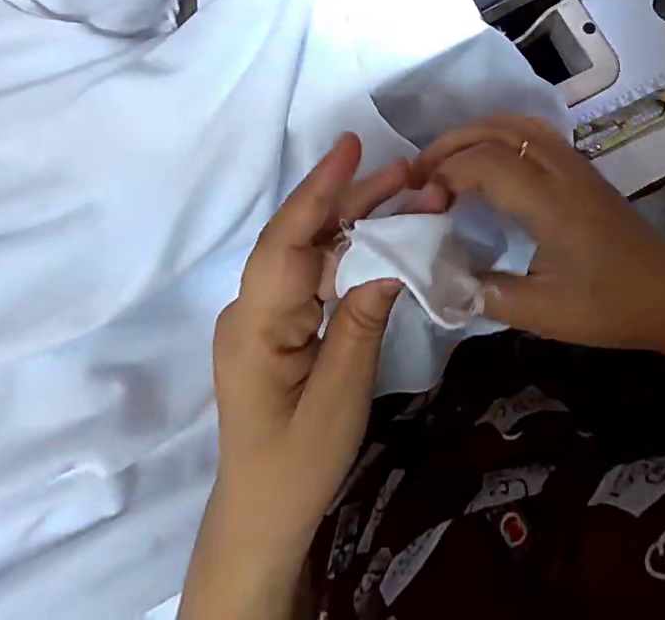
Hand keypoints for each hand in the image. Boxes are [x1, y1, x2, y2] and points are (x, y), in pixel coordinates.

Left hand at [184, 134, 418, 619]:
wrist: (263, 516)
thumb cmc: (297, 465)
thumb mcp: (339, 397)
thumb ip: (362, 321)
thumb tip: (391, 256)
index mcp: (254, 325)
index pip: (285, 242)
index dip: (318, 190)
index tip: (349, 147)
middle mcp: (252, 306)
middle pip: (303, 236)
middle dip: (354, 199)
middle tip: (410, 173)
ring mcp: (266, 312)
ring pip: (314, 251)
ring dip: (361, 223)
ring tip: (412, 195)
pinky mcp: (283, 321)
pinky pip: (319, 275)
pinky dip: (355, 254)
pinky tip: (389, 238)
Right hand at [414, 116, 664, 353]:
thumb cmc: (613, 305)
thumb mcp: (547, 314)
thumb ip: (489, 295)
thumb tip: (441, 278)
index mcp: (552, 204)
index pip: (488, 162)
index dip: (447, 172)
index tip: (424, 200)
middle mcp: (562, 171)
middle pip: (498, 130)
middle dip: (450, 144)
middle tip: (418, 173)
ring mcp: (573, 164)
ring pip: (516, 123)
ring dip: (473, 133)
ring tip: (443, 161)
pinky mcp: (580, 168)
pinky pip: (532, 131)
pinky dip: (497, 134)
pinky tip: (484, 158)